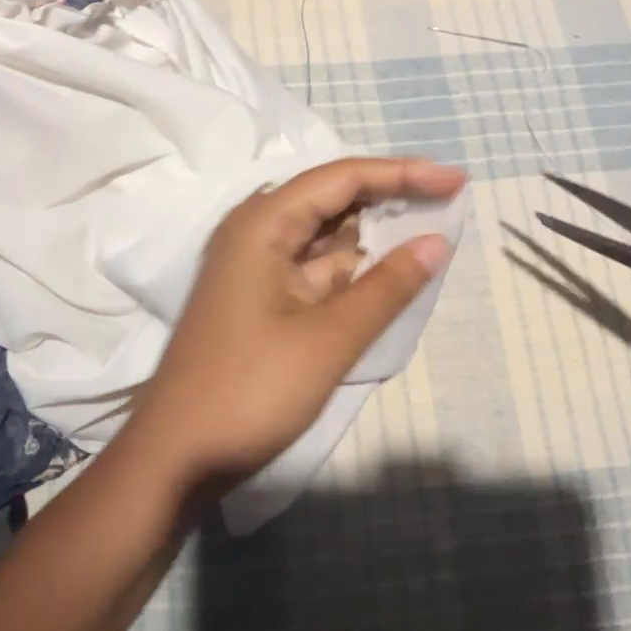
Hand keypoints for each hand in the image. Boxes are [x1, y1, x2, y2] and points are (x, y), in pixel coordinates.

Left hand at [125, 158, 465, 498]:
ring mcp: (255, 267)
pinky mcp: (260, 299)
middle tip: (449, 202)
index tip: (455, 180)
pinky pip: (315, 268)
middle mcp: (256, 232)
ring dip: (374, 234)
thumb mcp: (327, 339)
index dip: (402, 174)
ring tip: (430, 229)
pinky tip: (389, 273)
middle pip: (333, 199)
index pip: (342, 178)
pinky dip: (353, 269)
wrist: (174, 457)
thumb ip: (386, 287)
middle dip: (390, 198)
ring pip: (326, 236)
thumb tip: (435, 241)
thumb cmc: (249, 391)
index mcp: (263, 223)